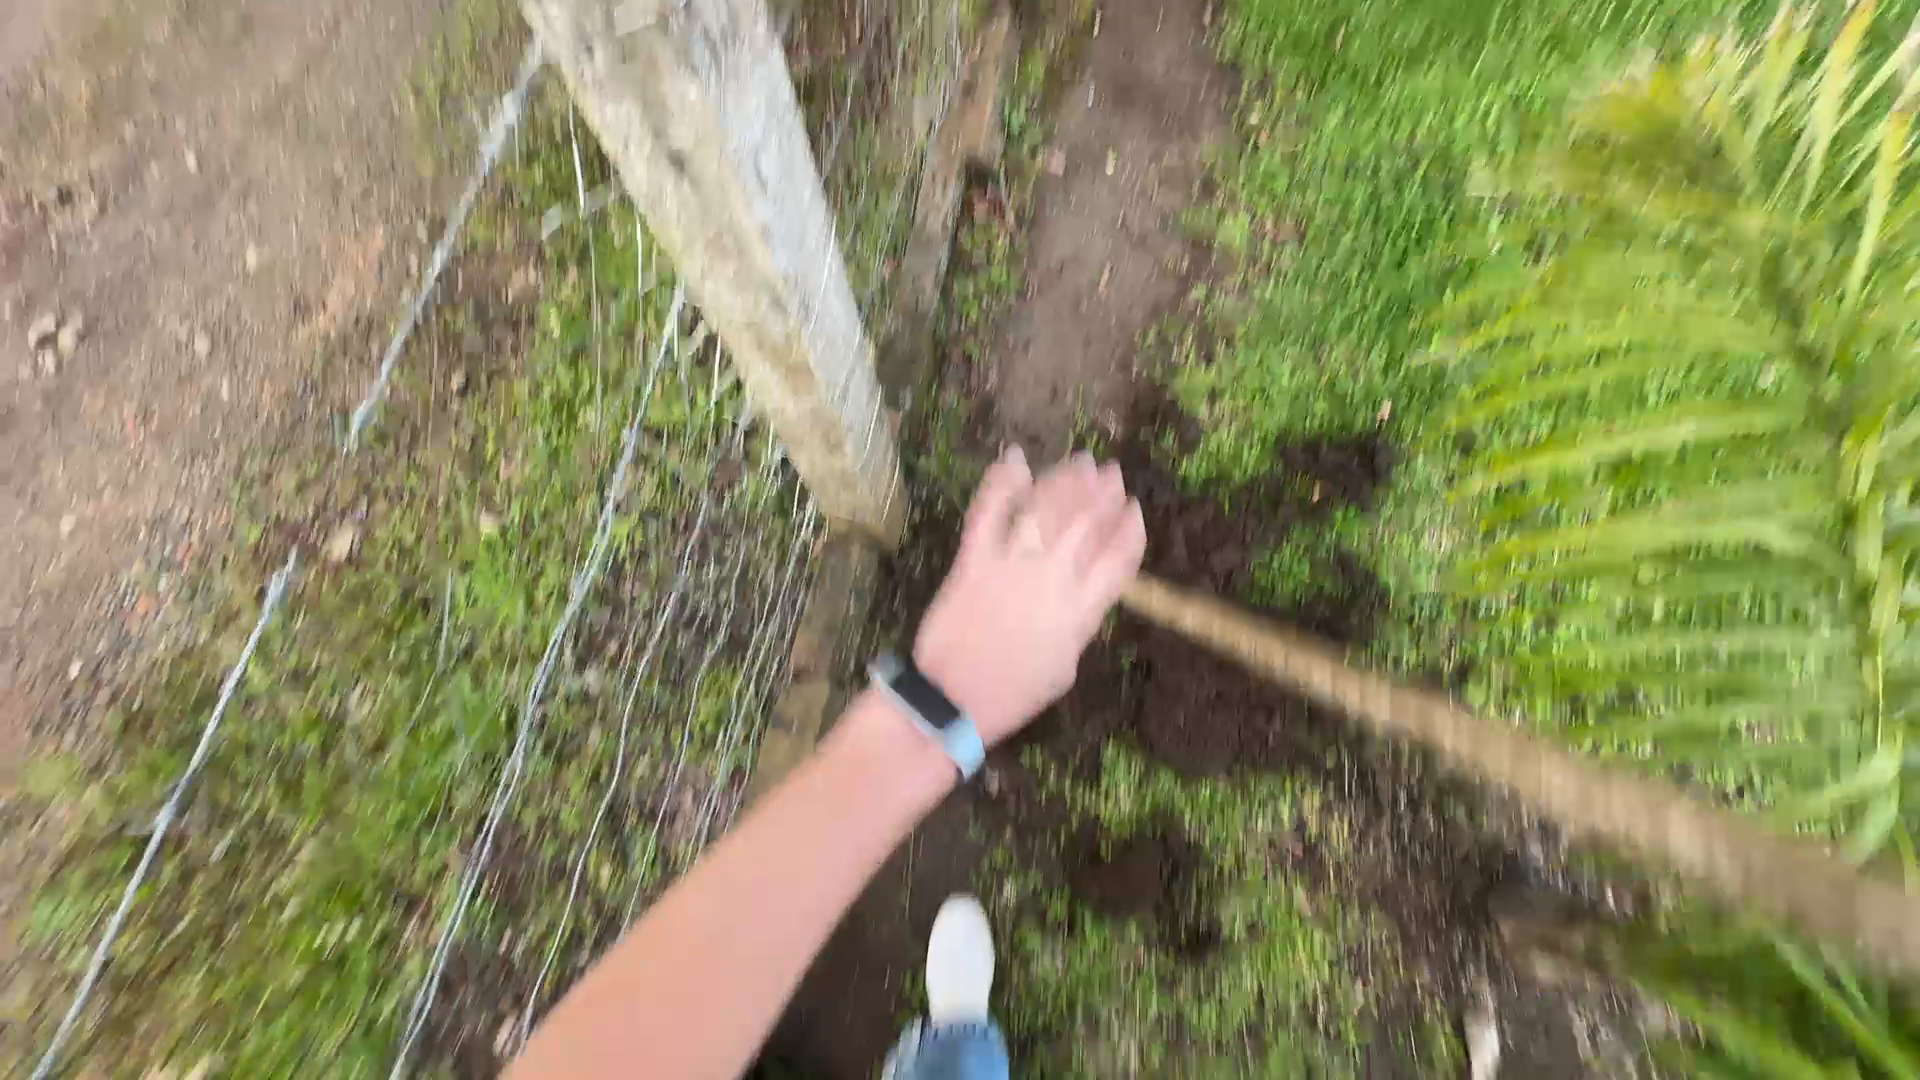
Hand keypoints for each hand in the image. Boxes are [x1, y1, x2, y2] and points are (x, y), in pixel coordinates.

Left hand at [913, 446, 1146, 744]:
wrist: (952, 701)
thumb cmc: (1013, 694)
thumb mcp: (1065, 666)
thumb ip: (1079, 621)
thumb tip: (1084, 589)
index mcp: (1081, 612)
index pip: (1120, 559)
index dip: (1131, 529)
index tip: (1134, 509)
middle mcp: (1052, 580)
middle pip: (1086, 524)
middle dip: (1103, 493)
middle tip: (1111, 472)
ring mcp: (1011, 565)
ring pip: (1045, 509)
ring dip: (1066, 480)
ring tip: (1080, 462)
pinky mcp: (973, 559)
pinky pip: (989, 512)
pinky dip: (1002, 482)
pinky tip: (1015, 460)